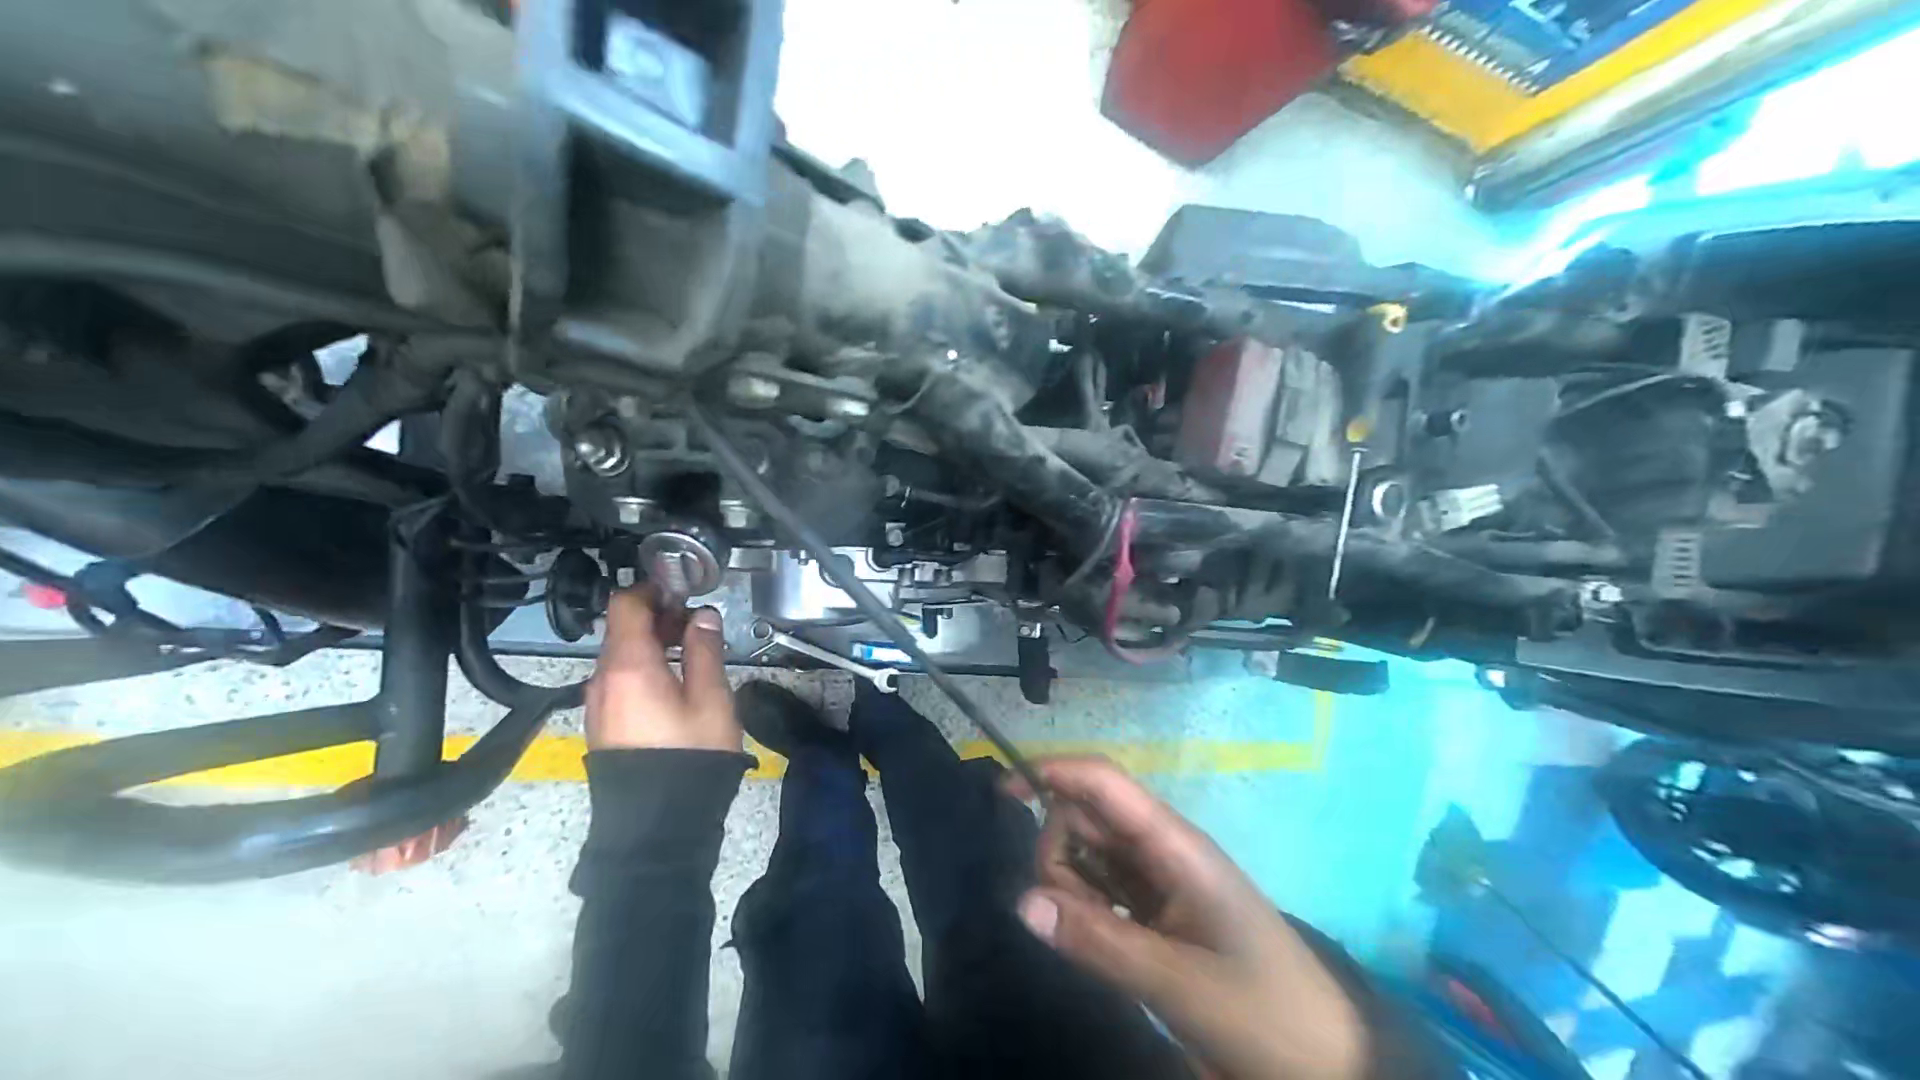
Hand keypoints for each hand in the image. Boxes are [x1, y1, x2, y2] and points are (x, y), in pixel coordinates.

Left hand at [585, 588, 739, 751]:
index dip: (653, 590)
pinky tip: (671, 682)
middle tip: (695, 624)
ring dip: (651, 643)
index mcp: (628, 666)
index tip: (683, 591)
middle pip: (622, 628)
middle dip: (658, 617)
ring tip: (689, 652)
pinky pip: (618, 679)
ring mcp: (597, 702)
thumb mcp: (711, 698)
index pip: (626, 605)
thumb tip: (702, 616)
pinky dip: (641, 667)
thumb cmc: (690, 754)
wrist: (656, 822)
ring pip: (620, 655)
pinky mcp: (601, 723)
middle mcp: (603, 679)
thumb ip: (705, 650)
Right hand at [1011, 757, 1368, 1079]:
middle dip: (1057, 854)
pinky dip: (1084, 907)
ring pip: (1088, 853)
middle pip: (1085, 817)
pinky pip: (1101, 888)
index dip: (1054, 771)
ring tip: (1094, 942)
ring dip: (1070, 887)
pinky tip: (1096, 942)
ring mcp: (1159, 879)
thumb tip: (1021, 902)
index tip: (1005, 792)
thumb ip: (1097, 941)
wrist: (1327, 1063)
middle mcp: (1162, 849)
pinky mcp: (1156, 909)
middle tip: (1070, 919)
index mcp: (1175, 845)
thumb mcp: (1178, 983)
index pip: (1105, 782)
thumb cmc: (1263, 1013)